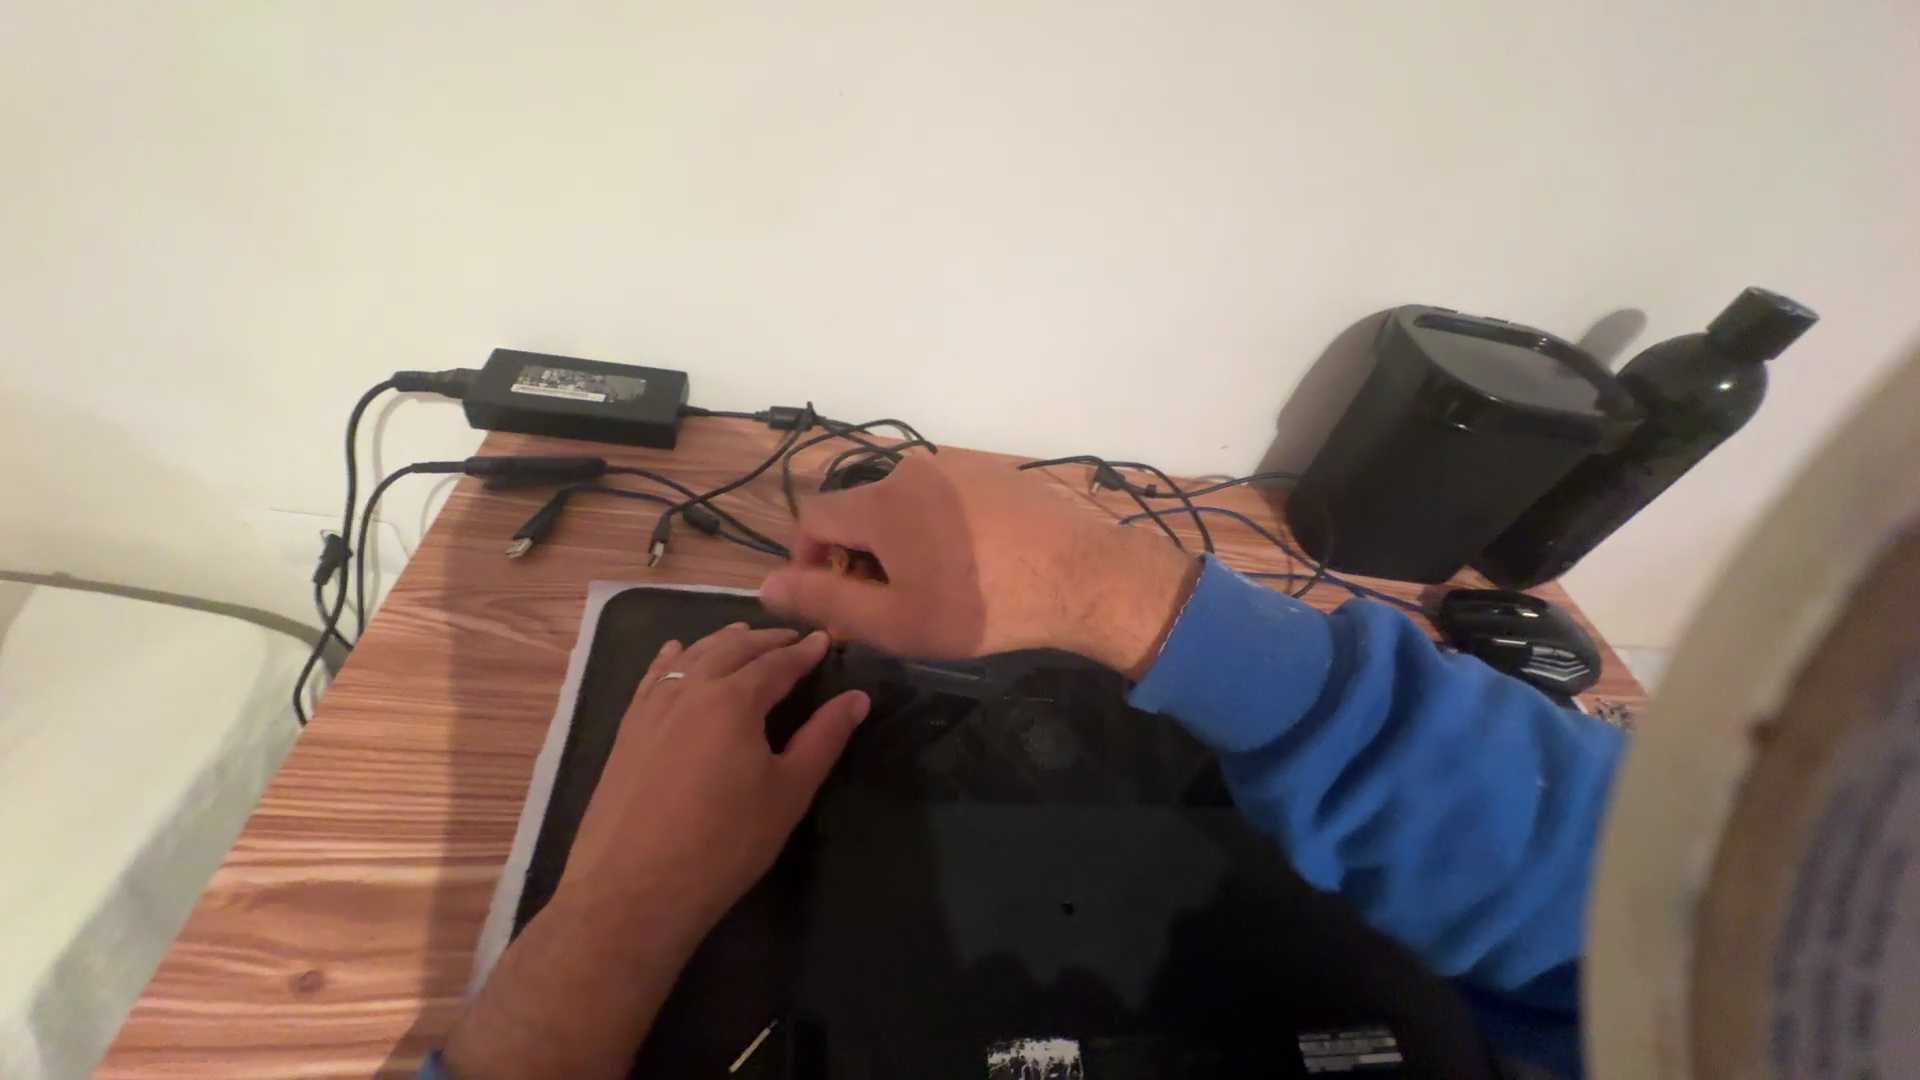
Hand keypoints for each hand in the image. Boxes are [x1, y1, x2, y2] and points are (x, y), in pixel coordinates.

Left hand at [560, 624, 870, 936]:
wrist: (632, 892)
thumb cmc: (724, 842)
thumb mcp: (789, 791)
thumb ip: (825, 737)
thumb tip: (858, 697)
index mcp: (735, 699)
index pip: (778, 663)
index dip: (805, 651)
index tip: (825, 639)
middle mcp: (691, 689)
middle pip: (734, 649)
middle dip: (766, 639)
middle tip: (792, 636)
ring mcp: (653, 707)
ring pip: (692, 656)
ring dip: (723, 641)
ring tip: (744, 634)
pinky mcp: (628, 730)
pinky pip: (654, 677)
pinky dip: (673, 657)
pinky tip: (677, 651)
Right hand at [759, 451, 1198, 677]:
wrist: (1084, 576)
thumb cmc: (982, 607)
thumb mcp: (895, 618)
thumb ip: (824, 599)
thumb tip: (766, 585)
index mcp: (880, 502)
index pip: (811, 518)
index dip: (807, 562)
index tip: (833, 602)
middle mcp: (912, 469)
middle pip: (859, 512)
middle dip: (857, 559)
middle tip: (887, 607)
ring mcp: (957, 465)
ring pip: (902, 506)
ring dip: (898, 546)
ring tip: (933, 588)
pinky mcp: (992, 472)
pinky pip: (942, 499)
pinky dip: (936, 530)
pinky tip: (971, 563)